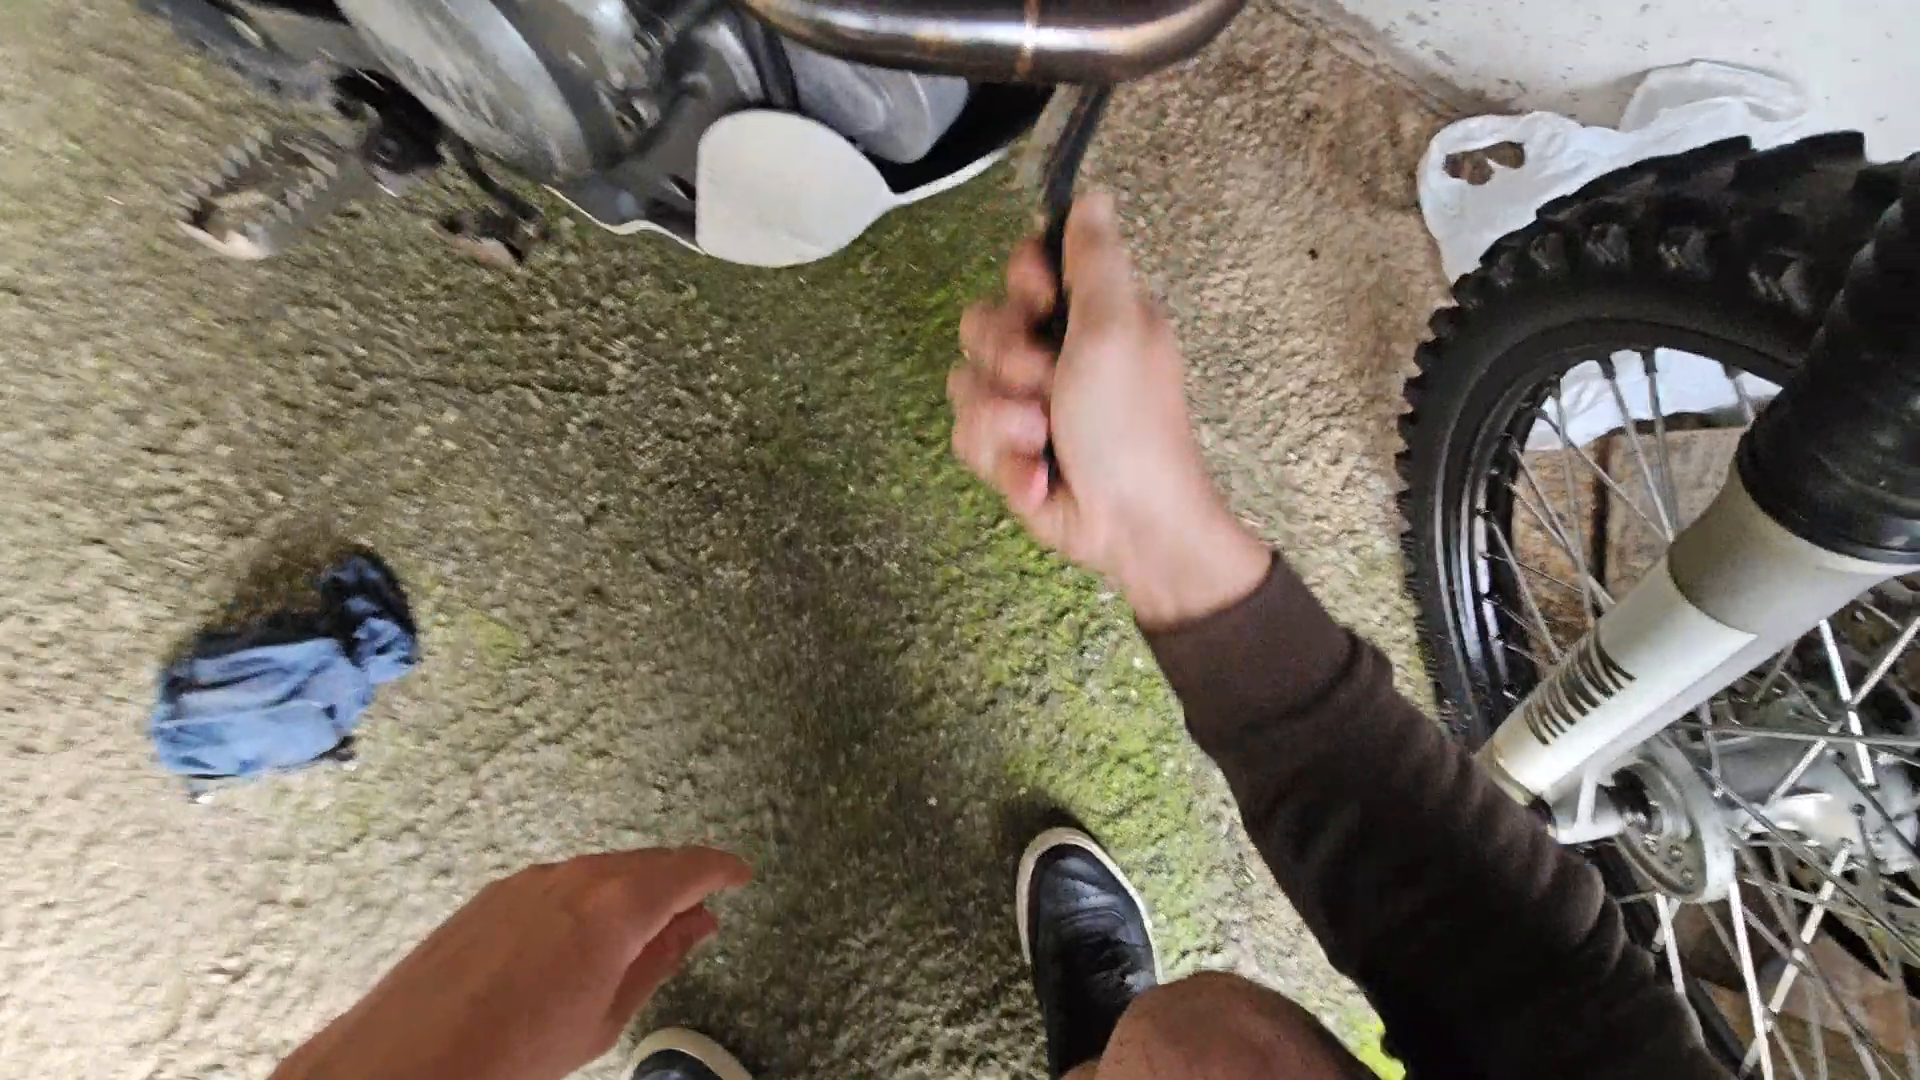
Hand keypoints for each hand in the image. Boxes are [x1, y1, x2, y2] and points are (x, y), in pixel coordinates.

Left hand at [272, 847, 751, 1079]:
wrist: (396, 1066)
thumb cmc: (515, 1054)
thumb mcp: (606, 1017)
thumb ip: (661, 959)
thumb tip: (701, 924)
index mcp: (619, 903)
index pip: (691, 867)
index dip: (724, 869)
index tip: (742, 875)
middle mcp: (582, 873)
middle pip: (651, 862)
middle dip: (681, 882)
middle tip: (697, 915)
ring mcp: (536, 877)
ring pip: (608, 869)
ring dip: (635, 889)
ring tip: (639, 931)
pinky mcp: (499, 890)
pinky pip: (567, 880)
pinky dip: (592, 896)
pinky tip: (581, 936)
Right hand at [950, 192, 1268, 627]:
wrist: (1124, 523)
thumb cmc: (1130, 425)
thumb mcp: (1116, 328)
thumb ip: (1096, 259)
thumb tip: (1093, 194)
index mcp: (1088, 312)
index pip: (1025, 265)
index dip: (1023, 283)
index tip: (1043, 308)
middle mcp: (1052, 350)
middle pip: (982, 320)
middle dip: (1007, 360)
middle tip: (1047, 387)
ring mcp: (1023, 401)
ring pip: (966, 381)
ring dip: (1003, 418)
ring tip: (1042, 440)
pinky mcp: (1003, 446)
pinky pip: (965, 431)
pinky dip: (1000, 456)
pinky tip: (1035, 474)